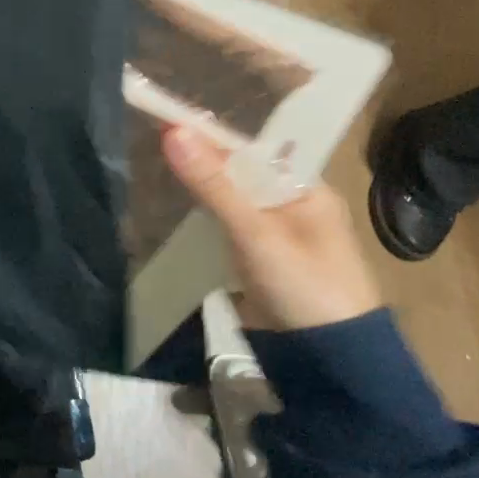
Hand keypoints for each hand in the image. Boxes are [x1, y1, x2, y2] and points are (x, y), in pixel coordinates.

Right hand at [161, 125, 383, 330]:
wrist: (329, 361)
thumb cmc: (305, 287)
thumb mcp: (256, 233)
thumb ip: (213, 184)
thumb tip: (172, 131)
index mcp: (306, 189)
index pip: (247, 148)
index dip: (206, 133)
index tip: (162, 116)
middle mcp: (292, 201)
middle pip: (236, 168)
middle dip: (197, 154)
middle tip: (148, 135)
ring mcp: (275, 228)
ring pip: (228, 192)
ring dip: (197, 180)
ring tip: (152, 158)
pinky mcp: (258, 251)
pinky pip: (224, 216)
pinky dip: (200, 205)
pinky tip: (174, 198)